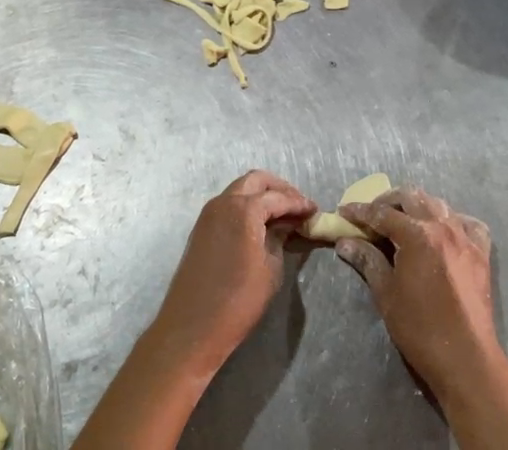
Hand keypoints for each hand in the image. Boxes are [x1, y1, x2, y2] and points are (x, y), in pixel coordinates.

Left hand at [151, 170, 315, 372]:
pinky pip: (228, 205)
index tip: (315, 210)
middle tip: (298, 206)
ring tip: (283, 215)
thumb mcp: (271, 268)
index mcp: (243, 209)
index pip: (278, 197)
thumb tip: (287, 224)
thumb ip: (280, 238)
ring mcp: (208, 214)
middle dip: (279, 189)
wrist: (192, 327)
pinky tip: (261, 225)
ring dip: (261, 196)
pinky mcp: (201, 228)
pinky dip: (247, 207)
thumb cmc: (238, 301)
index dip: (299, 203)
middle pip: (255, 181)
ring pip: (240, 190)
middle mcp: (223, 203)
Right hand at [335, 187, 499, 395]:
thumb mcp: (386, 294)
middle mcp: (443, 226)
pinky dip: (452, 220)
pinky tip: (443, 230)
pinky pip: (468, 223)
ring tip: (402, 220)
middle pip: (412, 198)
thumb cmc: (419, 328)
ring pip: (438, 205)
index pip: (382, 214)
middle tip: (371, 215)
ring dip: (417, 206)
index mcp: (417, 235)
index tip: (343, 211)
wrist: (465, 357)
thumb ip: (367, 261)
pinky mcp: (481, 252)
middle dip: (388, 201)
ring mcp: (465, 237)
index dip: (359, 211)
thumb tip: (345, 242)